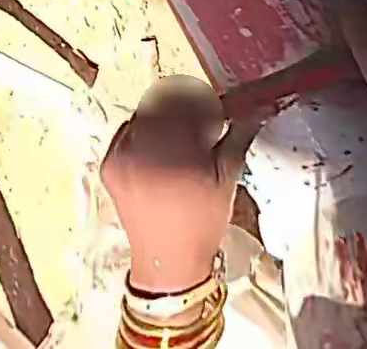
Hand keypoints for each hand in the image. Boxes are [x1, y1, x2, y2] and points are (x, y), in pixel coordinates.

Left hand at [101, 76, 258, 293]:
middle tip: (201, 125)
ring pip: (145, 113)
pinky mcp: (109, 165)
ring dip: (164, 117)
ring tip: (180, 139)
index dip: (205, 103)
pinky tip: (159, 149)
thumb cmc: (203, 221)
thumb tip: (257, 107)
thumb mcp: (227, 177)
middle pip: (164, 102)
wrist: (168, 264)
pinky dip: (144, 131)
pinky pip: (127, 131)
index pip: (188, 102)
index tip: (216, 114)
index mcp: (172, 150)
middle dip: (185, 108)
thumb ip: (238, 134)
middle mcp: (140, 147)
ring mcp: (120, 155)